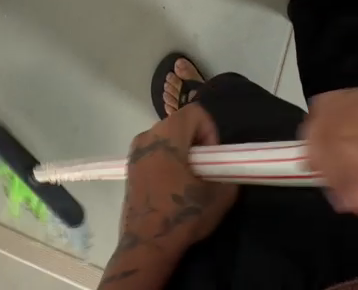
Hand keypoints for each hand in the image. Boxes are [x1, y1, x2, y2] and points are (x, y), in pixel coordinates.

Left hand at [99, 102, 238, 286]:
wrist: (146, 244)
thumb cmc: (182, 214)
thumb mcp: (219, 197)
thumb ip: (228, 175)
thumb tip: (226, 170)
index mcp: (167, 134)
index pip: (195, 112)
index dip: (210, 131)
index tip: (212, 159)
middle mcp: (147, 135)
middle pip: (179, 123)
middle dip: (196, 142)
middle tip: (204, 170)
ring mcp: (135, 151)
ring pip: (165, 137)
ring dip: (180, 151)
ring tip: (188, 181)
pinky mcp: (129, 167)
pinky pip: (153, 151)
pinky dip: (166, 160)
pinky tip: (171, 187)